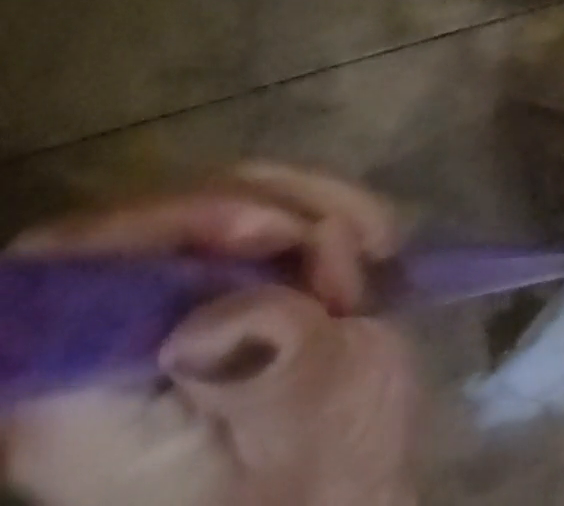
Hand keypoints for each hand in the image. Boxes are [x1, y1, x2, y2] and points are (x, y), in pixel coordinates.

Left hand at [2, 164, 419, 505]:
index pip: (75, 260)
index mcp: (83, 389)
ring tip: (371, 260)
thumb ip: (268, 367)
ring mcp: (173, 312)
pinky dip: (333, 218)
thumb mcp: (307, 426)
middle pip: (160, 217)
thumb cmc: (321, 480)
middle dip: (270, 210)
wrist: (350, 497)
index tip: (271, 232)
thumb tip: (231, 311)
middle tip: (347, 247)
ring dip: (316, 212)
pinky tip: (372, 254)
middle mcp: (110, 338)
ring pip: (225, 202)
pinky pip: (273, 218)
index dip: (165, 222)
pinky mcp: (229, 297)